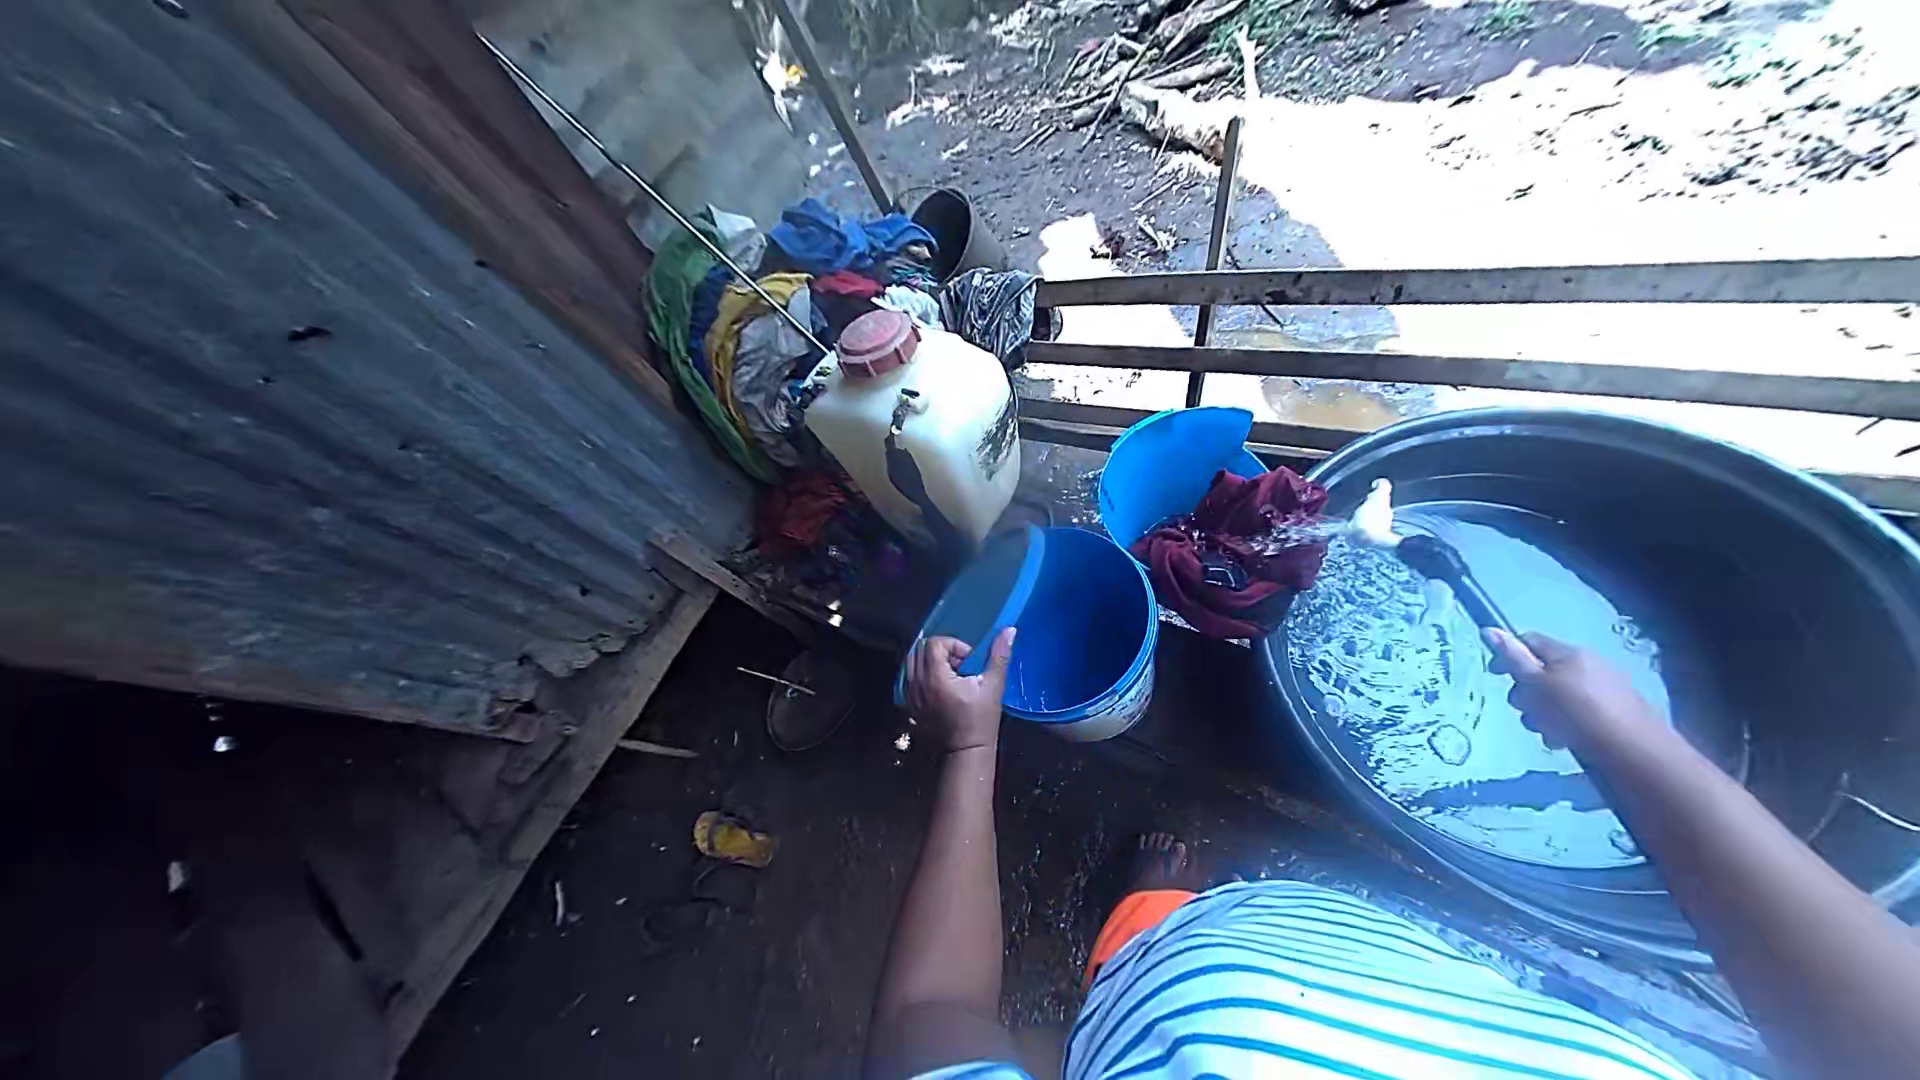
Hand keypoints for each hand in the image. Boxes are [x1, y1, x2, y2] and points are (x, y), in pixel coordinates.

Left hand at [905, 629, 1015, 753]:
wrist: (966, 751)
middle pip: (920, 650)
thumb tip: (1009, 630)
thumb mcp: (993, 686)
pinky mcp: (909, 705)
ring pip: (912, 663)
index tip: (967, 660)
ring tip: (950, 675)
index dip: (953, 645)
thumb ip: (998, 656)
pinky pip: (909, 679)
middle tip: (959, 666)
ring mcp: (911, 695)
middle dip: (941, 651)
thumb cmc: (980, 720)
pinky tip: (939, 687)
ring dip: (930, 662)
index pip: (934, 644)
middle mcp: (918, 684)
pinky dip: (922, 675)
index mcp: (935, 678)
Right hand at [1484, 628, 1662, 751]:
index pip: (1528, 641)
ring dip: (1541, 712)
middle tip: (1525, 709)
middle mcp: (1587, 665)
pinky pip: (1574, 709)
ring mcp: (1602, 688)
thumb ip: (1513, 658)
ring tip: (1546, 730)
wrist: (1635, 752)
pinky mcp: (1612, 710)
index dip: (1507, 655)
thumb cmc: (1578, 713)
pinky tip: (1562, 739)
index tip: (1496, 675)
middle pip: (1539, 671)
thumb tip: (1489, 629)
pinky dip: (1562, 722)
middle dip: (1525, 692)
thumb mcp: (1538, 684)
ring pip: (1554, 694)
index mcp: (1569, 654)